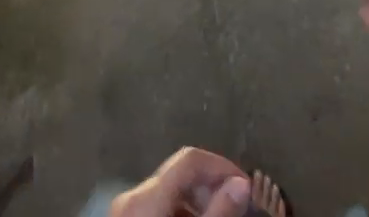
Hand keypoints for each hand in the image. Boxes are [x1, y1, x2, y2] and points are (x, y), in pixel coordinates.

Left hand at [109, 148, 249, 216]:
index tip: (245, 186)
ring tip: (217, 214)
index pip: (191, 158)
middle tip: (235, 202)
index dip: (222, 165)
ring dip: (197, 199)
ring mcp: (123, 208)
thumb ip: (218, 210)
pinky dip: (180, 209)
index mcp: (145, 195)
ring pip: (170, 190)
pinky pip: (157, 205)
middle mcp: (130, 195)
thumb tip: (242, 183)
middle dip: (212, 184)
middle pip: (180, 173)